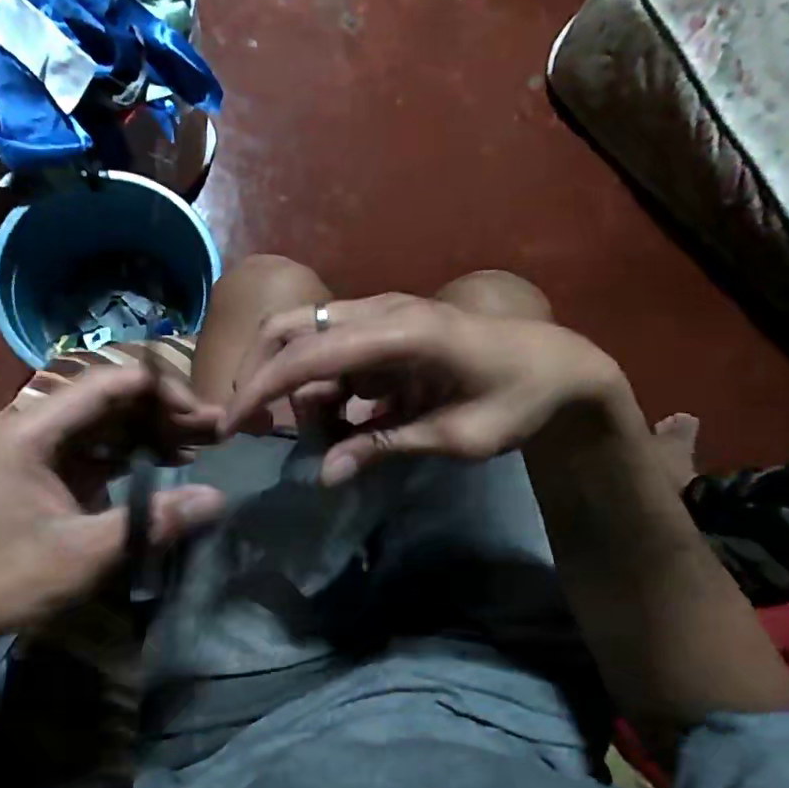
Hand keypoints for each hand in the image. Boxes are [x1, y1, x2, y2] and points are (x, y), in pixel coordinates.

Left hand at [0, 365, 226, 653]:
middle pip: (112, 399)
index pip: (106, 385)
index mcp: (32, 433)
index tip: (203, 415)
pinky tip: (175, 464)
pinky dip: (140, 454)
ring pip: (111, 423)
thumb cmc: (9, 580)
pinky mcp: (54, 474)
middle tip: (217, 429)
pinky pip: (104, 450)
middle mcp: (37, 429)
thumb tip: (218, 498)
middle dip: (166, 410)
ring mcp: (45, 451)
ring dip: (157, 430)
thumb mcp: (84, 552)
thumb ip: (152, 520)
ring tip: (207, 443)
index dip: (160, 391)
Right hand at [223, 294, 623, 484]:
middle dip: (258, 374)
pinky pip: (332, 353)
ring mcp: (382, 315)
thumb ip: (386, 448)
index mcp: (403, 334)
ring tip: (312, 438)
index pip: (310, 353)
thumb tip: (325, 475)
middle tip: (247, 425)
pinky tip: (338, 424)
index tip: (230, 427)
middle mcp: (382, 312)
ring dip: (293, 387)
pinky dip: (320, 387)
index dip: (262, 388)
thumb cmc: (517, 401)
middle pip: (292, 327)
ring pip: (306, 338)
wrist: (558, 368)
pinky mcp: (385, 329)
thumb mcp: (457, 438)